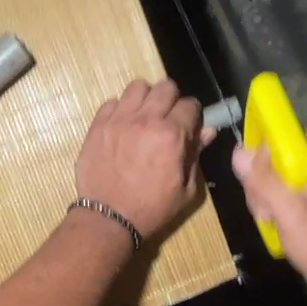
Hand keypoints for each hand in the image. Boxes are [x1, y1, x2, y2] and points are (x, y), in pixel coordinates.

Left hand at [75, 79, 214, 238]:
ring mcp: (119, 119)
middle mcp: (146, 119)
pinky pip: (113, 102)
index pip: (190, 105)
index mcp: (172, 134)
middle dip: (172, 100)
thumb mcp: (186, 189)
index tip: (189, 125)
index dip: (193, 115)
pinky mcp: (98, 125)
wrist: (109, 218)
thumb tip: (208, 131)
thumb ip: (196, 155)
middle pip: (166, 87)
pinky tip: (123, 126)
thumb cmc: (152, 208)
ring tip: (145, 116)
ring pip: (138, 87)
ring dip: (146, 98)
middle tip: (168, 118)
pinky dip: (121, 109)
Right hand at [231, 134, 306, 287]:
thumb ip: (263, 181)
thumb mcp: (288, 211)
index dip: (265, 157)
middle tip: (266, 209)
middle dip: (263, 183)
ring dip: (265, 197)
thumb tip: (238, 152)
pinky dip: (273, 205)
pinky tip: (275, 222)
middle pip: (276, 156)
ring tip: (271, 219)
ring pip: (275, 174)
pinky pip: (282, 188)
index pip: (283, 136)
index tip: (258, 183)